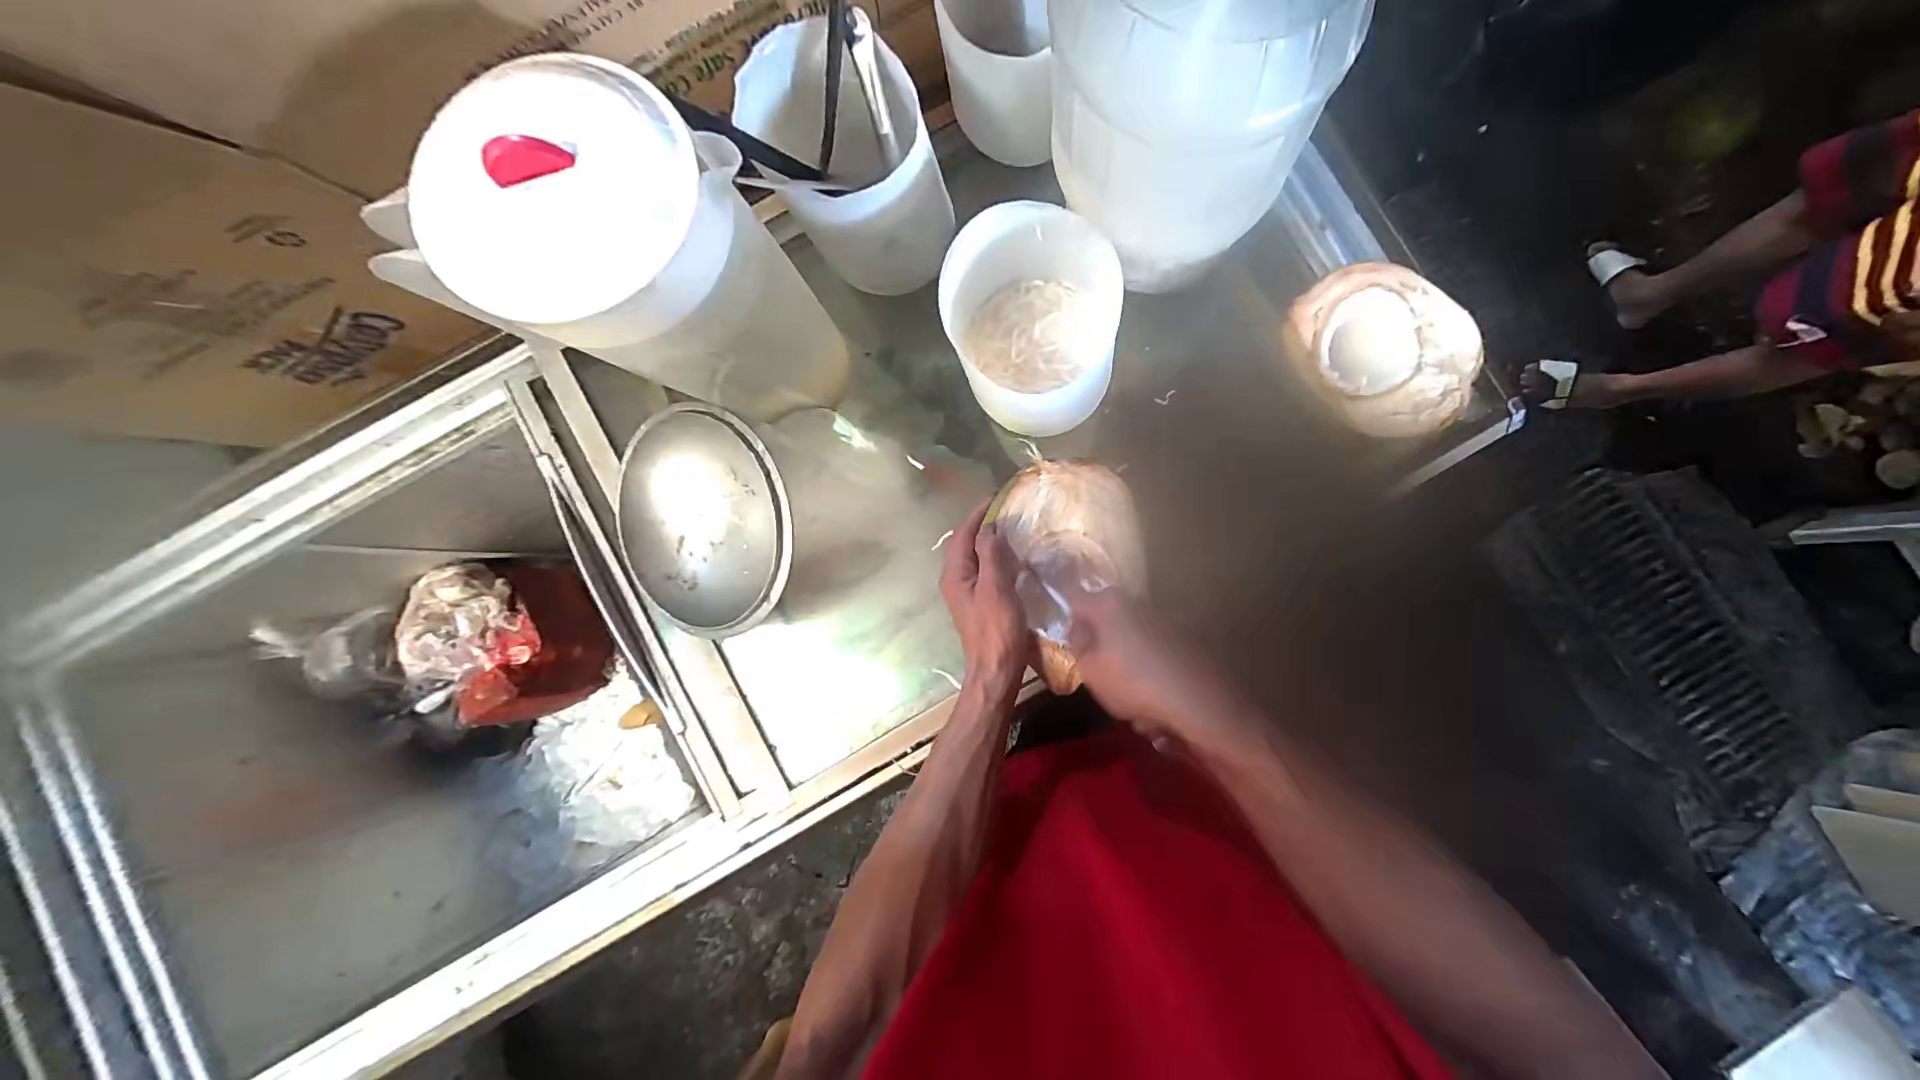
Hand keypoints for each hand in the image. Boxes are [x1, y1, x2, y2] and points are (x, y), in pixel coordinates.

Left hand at [939, 500, 1029, 698]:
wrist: (995, 670)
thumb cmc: (997, 630)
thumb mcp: (996, 588)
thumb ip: (991, 555)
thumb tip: (989, 527)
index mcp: (954, 574)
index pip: (961, 533)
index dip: (978, 514)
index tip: (997, 498)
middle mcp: (954, 580)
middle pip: (963, 543)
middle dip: (981, 524)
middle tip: (1005, 510)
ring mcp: (964, 593)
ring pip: (972, 557)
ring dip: (987, 541)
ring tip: (1009, 528)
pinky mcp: (977, 603)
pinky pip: (981, 570)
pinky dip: (993, 558)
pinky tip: (1010, 559)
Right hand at [1063, 584, 1253, 754]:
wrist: (1199, 701)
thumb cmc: (1133, 681)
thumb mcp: (1088, 671)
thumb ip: (1078, 647)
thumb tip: (1082, 633)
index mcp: (1108, 602)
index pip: (1074, 600)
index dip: (1068, 623)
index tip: (1072, 647)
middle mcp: (1136, 602)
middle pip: (1106, 621)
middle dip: (1101, 645)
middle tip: (1100, 676)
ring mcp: (1164, 619)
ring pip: (1132, 641)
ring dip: (1128, 663)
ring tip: (1132, 699)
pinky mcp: (1187, 638)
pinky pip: (1156, 655)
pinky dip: (1153, 673)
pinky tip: (1157, 701)